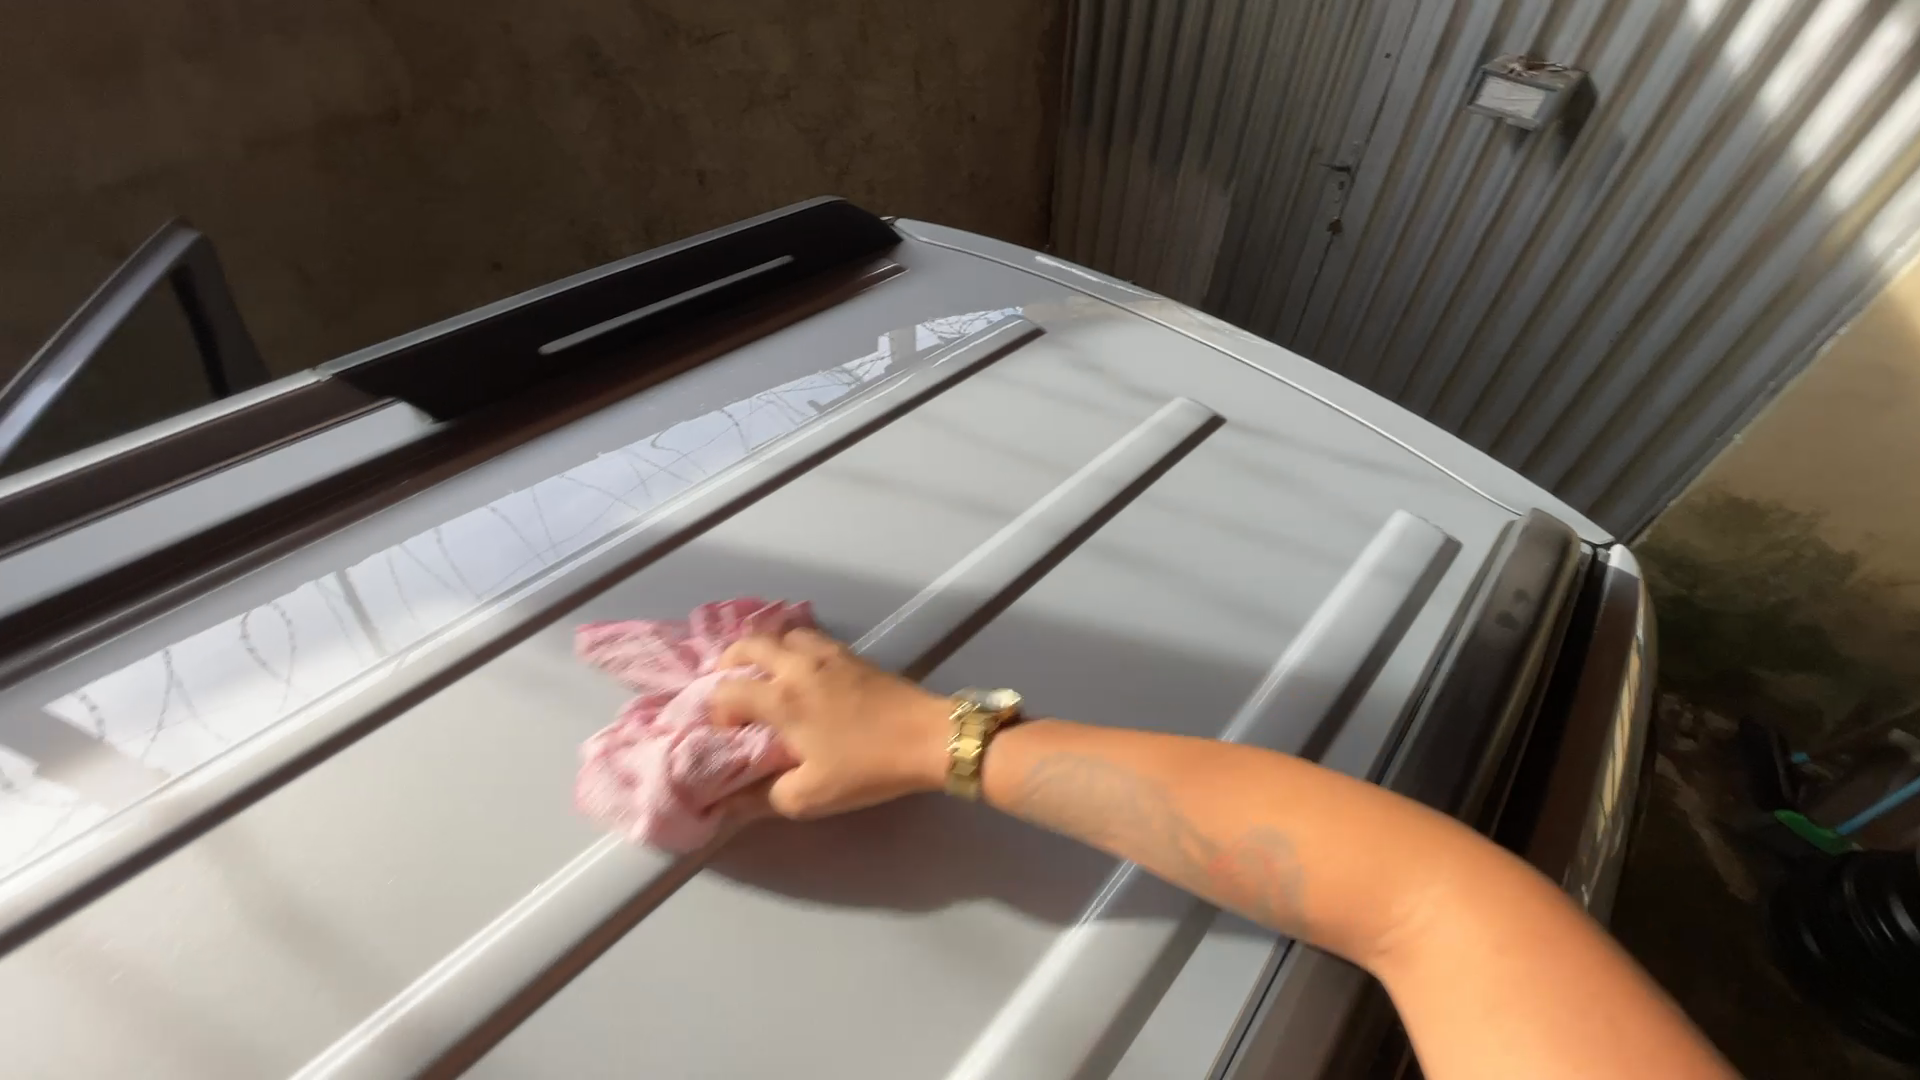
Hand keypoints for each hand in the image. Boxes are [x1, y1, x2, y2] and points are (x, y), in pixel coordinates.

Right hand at [709, 628, 951, 820]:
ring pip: (784, 633)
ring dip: (767, 649)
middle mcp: (799, 667)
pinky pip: (813, 638)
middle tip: (731, 686)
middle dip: (730, 662)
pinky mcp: (853, 654)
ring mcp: (828, 654)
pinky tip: (804, 672)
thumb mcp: (810, 796)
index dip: (716, 712)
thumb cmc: (868, 766)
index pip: (727, 691)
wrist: (928, 737)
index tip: (728, 733)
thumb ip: (763, 796)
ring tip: (767, 675)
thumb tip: (731, 800)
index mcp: (783, 699)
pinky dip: (796, 647)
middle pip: (750, 644)